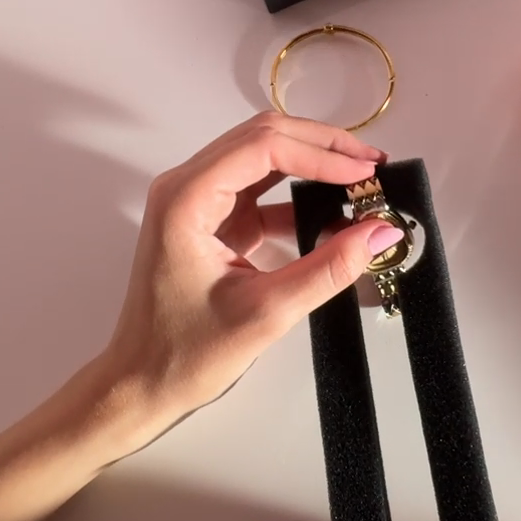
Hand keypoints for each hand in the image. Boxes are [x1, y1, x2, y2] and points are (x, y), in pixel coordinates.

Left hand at [97, 113, 405, 432]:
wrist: (141, 383)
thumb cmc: (184, 353)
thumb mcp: (267, 312)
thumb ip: (328, 268)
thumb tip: (380, 232)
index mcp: (186, 199)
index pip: (263, 148)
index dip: (319, 154)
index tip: (364, 173)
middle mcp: (187, 186)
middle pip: (263, 137)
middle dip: (321, 145)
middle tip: (370, 163)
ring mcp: (200, 198)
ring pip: (264, 155)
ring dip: (312, 161)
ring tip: (359, 175)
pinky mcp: (214, 217)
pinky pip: (262, 187)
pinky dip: (300, 191)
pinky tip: (333, 209)